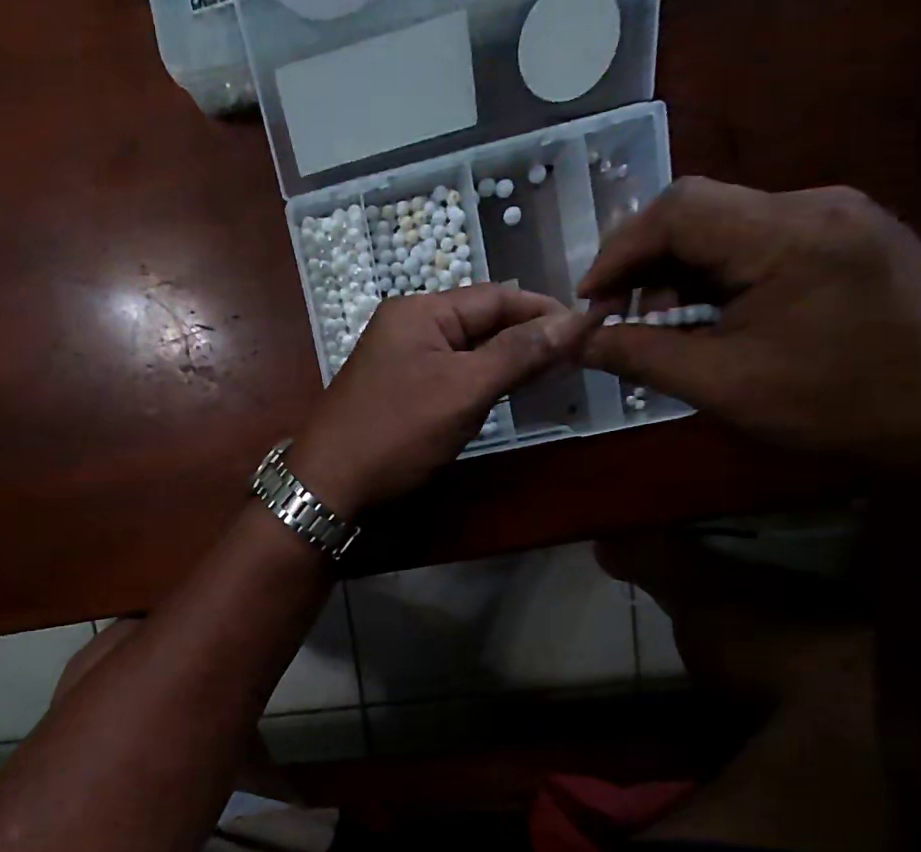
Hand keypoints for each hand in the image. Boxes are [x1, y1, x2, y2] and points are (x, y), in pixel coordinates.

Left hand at [286, 284, 591, 515]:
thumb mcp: (462, 391)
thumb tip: (578, 318)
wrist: (328, 486)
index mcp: (420, 311)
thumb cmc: (395, 434)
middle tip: (574, 365)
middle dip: (527, 341)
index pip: (498, 296)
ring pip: (468, 352)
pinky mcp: (398, 391)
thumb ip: (519, 353)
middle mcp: (408, 326)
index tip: (591, 333)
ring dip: (504, 365)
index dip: (546, 312)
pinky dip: (477, 386)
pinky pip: (449, 377)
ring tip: (546, 382)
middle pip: (483, 322)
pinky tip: (498, 400)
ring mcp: (400, 360)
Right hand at [576, 178, 920, 472]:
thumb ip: (638, 354)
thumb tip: (574, 341)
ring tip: (665, 329)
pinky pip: (763, 242)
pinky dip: (718, 278)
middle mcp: (817, 204)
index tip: (589, 306)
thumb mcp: (720, 384)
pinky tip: (714, 320)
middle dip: (644, 265)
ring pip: (728, 227)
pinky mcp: (854, 242)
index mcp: (787, 232)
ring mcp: (843, 219)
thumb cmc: (835, 405)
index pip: (675, 209)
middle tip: (620, 320)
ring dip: (679, 274)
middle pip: (699, 212)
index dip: (617, 252)